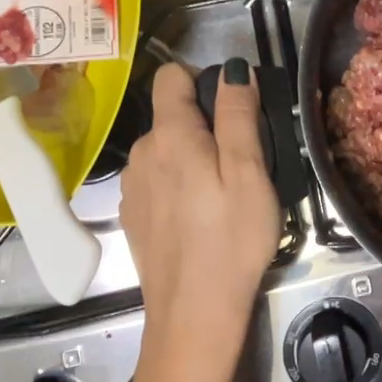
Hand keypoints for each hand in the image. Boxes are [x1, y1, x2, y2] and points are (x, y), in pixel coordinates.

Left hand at [120, 61, 280, 355]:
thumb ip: (238, 114)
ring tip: (224, 194)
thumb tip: (232, 68)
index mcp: (169, 135)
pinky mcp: (133, 217)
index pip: (170, 76)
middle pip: (172, 116)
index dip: (201, 80)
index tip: (232, 110)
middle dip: (205, 126)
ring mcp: (131, 187)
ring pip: (165, 150)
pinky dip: (178, 186)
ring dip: (192, 157)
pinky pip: (158, 181)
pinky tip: (200, 218)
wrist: (194, 313)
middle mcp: (140, 153)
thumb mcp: (250, 170)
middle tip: (242, 163)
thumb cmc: (232, 238)